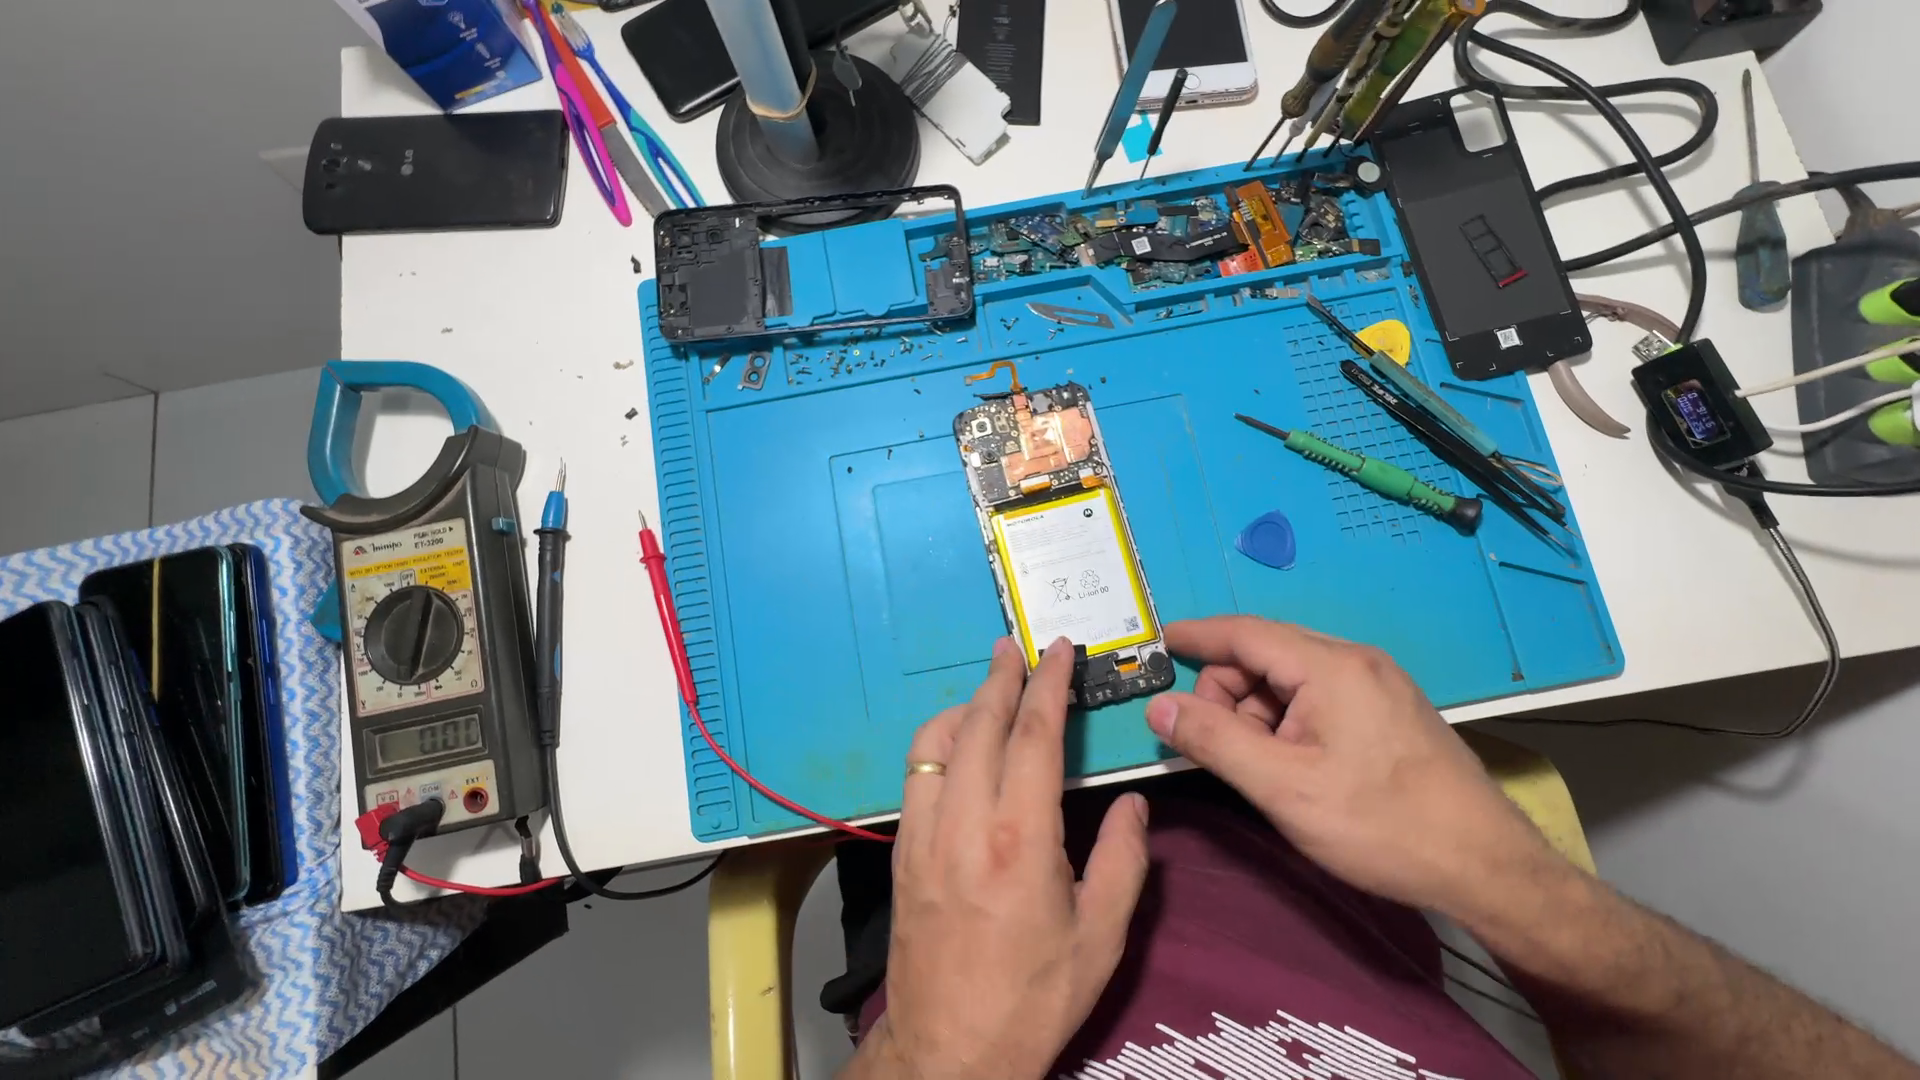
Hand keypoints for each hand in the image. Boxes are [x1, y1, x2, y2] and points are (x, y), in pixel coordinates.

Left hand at [861, 638, 1150, 1079]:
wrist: (950, 1049)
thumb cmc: (1035, 996)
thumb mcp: (1100, 936)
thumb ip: (1123, 860)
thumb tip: (1131, 803)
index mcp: (1019, 838)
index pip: (1034, 736)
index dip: (1048, 685)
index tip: (1057, 651)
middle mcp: (963, 822)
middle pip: (978, 725)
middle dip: (1000, 678)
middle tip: (1015, 648)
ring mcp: (923, 834)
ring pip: (935, 743)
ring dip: (963, 706)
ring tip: (989, 690)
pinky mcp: (901, 851)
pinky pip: (914, 776)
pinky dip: (937, 743)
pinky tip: (956, 745)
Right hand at [1143, 616, 1559, 920]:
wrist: (1488, 870)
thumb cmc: (1380, 824)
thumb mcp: (1283, 788)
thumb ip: (1214, 741)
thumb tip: (1159, 706)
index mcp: (1330, 667)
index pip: (1244, 633)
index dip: (1196, 636)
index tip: (1158, 643)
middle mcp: (1355, 661)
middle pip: (1265, 656)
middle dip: (1228, 693)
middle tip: (1216, 746)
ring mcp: (1377, 684)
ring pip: (1290, 678)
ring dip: (1258, 712)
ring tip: (1263, 768)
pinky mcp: (1388, 710)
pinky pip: (1317, 696)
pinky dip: (1287, 720)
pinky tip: (1292, 763)